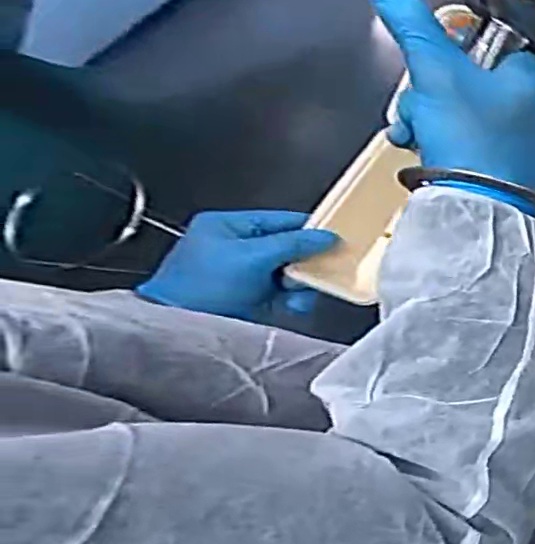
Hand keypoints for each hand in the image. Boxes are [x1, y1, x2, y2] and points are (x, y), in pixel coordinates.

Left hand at [136, 210, 337, 320]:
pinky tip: (288, 304)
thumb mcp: (252, 256)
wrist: (187, 323)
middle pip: (297, 249)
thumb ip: (294, 243)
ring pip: (300, 272)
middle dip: (308, 264)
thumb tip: (328, 237)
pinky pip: (296, 291)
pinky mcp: (262, 293)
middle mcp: (244, 247)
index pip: (285, 220)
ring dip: (304, 284)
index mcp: (231, 227)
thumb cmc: (204, 284)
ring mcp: (253, 271)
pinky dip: (298, 299)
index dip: (313, 230)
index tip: (339, 241)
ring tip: (291, 293)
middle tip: (312, 272)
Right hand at [371, 0, 534, 191]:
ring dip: (426, 110)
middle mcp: (534, 109)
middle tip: (421, 96)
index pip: (500, 43)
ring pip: (462, 104)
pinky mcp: (505, 159)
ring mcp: (521, 136)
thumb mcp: (436, 70)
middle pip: (472, 74)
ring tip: (417, 125)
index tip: (436, 50)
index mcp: (532, 82)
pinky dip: (437, 133)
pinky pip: (466, 132)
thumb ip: (414, 27)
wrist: (479, 198)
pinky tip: (418, 141)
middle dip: (431, 83)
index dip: (462, 41)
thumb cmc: (469, 134)